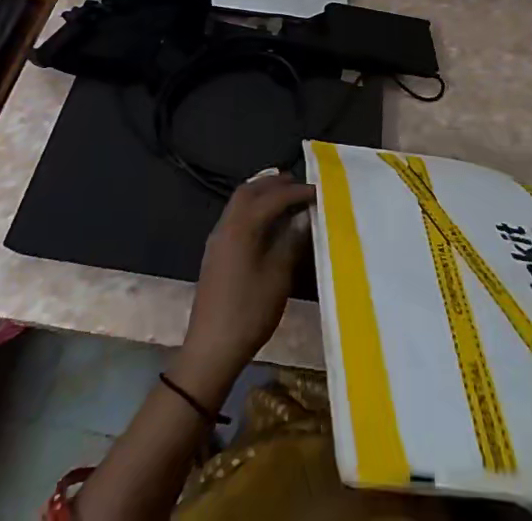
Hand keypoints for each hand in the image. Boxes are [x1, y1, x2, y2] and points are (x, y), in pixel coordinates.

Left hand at [170, 174, 315, 405]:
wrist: (212, 346)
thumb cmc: (249, 311)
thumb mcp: (278, 276)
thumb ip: (291, 241)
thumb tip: (305, 215)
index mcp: (241, 228)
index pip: (271, 198)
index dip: (296, 192)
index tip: (319, 191)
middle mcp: (225, 226)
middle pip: (248, 191)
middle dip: (273, 184)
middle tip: (299, 184)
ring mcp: (218, 239)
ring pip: (239, 203)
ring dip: (261, 194)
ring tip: (286, 196)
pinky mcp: (216, 252)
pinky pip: (235, 217)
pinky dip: (253, 209)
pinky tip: (268, 221)